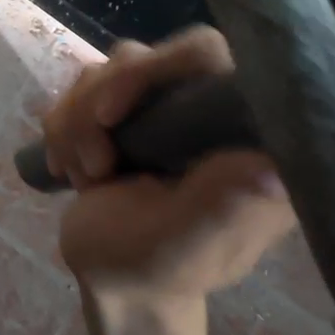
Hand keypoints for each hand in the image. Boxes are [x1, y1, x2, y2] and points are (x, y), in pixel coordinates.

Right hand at [45, 27, 295, 301]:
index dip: (157, 65)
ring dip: (75, 123)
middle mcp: (202, 113)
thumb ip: (222, 206)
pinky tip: (69, 168)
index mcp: (242, 140)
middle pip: (141, 57)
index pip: (208, 55)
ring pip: (100, 72)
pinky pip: (76, 88)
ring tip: (85, 176)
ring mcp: (159, 108)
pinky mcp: (121, 110)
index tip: (112, 114)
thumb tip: (273, 167)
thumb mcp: (185, 247)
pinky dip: (62, 126)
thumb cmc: (155, 269)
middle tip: (94, 163)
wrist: (112, 278)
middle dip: (97, 106)